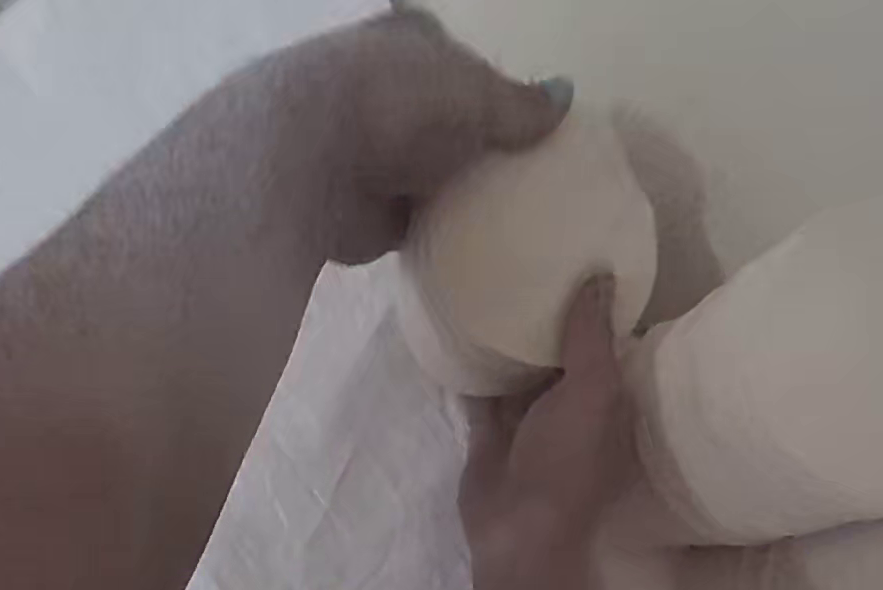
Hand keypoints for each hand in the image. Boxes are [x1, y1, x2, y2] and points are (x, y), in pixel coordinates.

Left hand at [267, 10, 571, 263]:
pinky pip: (418, 226)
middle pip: (448, 130)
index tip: (529, 133)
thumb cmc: (398, 104)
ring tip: (510, 220)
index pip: (463, 69)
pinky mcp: (371, 214)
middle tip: (527, 185)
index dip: (496, 98)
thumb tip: (567, 95)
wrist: (315, 165)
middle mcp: (390, 99)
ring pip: (432, 180)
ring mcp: (378, 159)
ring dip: (459, 199)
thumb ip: (519, 103)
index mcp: (411, 47)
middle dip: (479, 155)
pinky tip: (473, 249)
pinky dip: (440, 235)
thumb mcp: (473, 94)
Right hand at [458, 275, 637, 572]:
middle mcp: (570, 408)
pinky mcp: (491, 434)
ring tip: (495, 286)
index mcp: (606, 400)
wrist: (516, 526)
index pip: (607, 344)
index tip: (586, 260)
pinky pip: (483, 393)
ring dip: (510, 342)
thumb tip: (600, 277)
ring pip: (520, 373)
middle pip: (560, 354)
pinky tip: (462, 333)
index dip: (599, 307)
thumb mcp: (592, 393)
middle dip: (549, 317)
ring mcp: (527, 423)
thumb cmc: (567, 461)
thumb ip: (590, 338)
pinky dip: (474, 370)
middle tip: (533, 261)